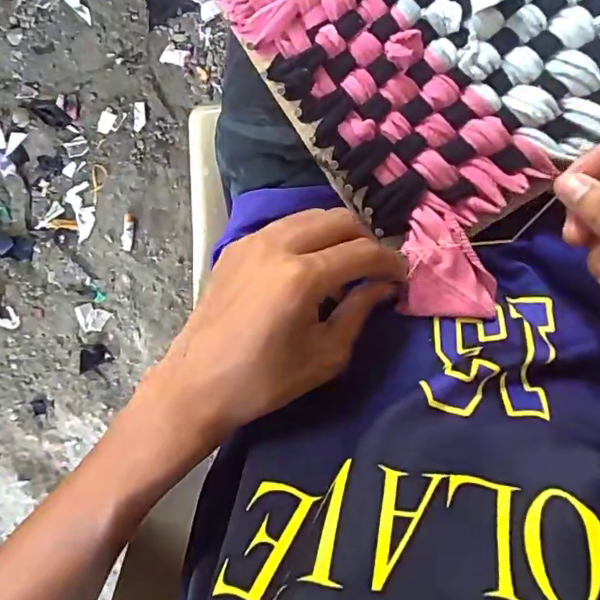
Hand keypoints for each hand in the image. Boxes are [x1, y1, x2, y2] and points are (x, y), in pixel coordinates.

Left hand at [144, 208, 404, 445]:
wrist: (196, 384)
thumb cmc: (264, 380)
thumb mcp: (325, 355)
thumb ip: (359, 311)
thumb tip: (383, 285)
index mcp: (302, 276)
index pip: (363, 251)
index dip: (390, 261)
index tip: (403, 276)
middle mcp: (278, 245)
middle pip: (339, 219)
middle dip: (366, 239)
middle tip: (375, 268)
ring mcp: (253, 240)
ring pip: (311, 216)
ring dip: (337, 233)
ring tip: (345, 264)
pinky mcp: (237, 245)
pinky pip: (284, 226)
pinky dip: (307, 236)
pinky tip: (309, 265)